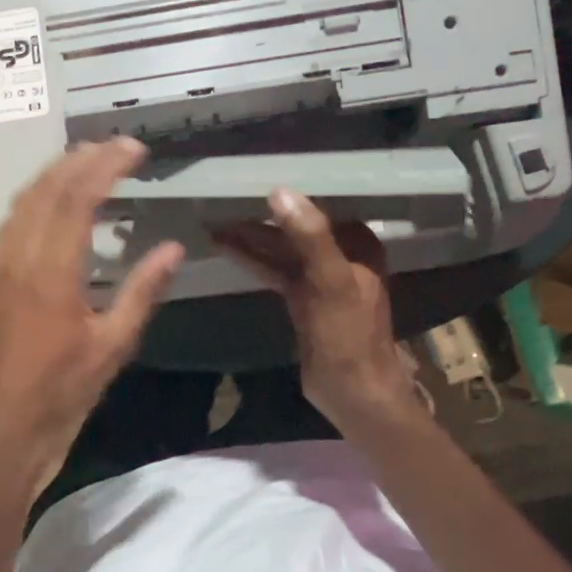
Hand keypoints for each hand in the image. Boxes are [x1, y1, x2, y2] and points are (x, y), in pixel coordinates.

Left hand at [0, 139, 183, 506]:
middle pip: (45, 190)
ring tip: (86, 159)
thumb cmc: (61, 396)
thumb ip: (142, 291)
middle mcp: (19, 259)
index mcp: (51, 272)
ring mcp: (0, 269)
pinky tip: (52, 203)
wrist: (0, 433)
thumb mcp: (112, 347)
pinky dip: (35, 198)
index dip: (105, 165)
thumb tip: (173, 247)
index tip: (135, 148)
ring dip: (53, 174)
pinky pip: (12, 223)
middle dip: (79, 158)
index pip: (77, 198)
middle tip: (115, 146)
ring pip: (22, 202)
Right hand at [213, 188, 418, 430]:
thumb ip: (309, 236)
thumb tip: (280, 192)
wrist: (354, 392)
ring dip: (251, 239)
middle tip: (221, 202)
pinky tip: (227, 250)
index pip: (318, 207)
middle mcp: (342, 255)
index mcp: (358, 244)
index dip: (286, 195)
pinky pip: (275, 271)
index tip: (250, 179)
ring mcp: (321, 279)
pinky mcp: (303, 301)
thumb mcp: (331, 281)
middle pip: (295, 228)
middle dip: (261, 218)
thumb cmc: (348, 335)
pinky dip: (253, 261)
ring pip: (281, 250)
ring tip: (213, 224)